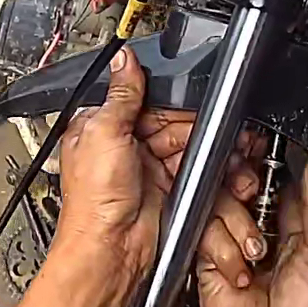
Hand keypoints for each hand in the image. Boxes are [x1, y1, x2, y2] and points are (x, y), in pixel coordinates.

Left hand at [51, 51, 264, 295]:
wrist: (112, 249)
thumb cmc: (93, 201)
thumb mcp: (104, 133)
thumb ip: (121, 95)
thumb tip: (123, 58)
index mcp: (101, 126)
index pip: (141, 99)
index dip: (167, 98)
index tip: (189, 97)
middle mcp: (124, 143)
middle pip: (169, 118)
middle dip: (191, 121)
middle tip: (207, 124)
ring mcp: (147, 165)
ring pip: (184, 140)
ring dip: (201, 141)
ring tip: (214, 143)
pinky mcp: (167, 185)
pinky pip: (191, 164)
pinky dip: (205, 162)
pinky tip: (214, 160)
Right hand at [196, 147, 307, 306]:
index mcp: (294, 214)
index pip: (277, 169)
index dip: (269, 160)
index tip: (268, 166)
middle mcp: (259, 220)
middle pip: (240, 175)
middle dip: (245, 186)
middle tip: (254, 201)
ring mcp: (231, 234)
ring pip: (219, 198)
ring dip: (240, 229)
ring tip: (255, 257)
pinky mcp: (205, 252)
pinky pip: (203, 229)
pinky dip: (223, 251)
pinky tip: (239, 273)